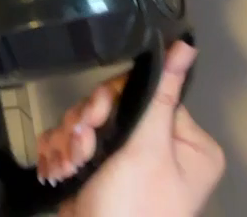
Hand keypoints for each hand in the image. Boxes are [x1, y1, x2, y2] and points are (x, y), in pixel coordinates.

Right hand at [38, 42, 223, 216]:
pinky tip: (58, 169)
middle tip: (79, 149)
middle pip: (111, 103)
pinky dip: (62, 151)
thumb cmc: (134, 207)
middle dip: (85, 125)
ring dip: (70, 141)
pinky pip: (75, 139)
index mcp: (188, 143)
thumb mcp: (147, 149)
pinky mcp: (100, 167)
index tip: (94, 121)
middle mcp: (163, 147)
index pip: (145, 91)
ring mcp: (129, 158)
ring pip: (88, 120)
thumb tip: (186, 46)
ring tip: (66, 167)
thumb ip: (160, 95)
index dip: (112, 100)